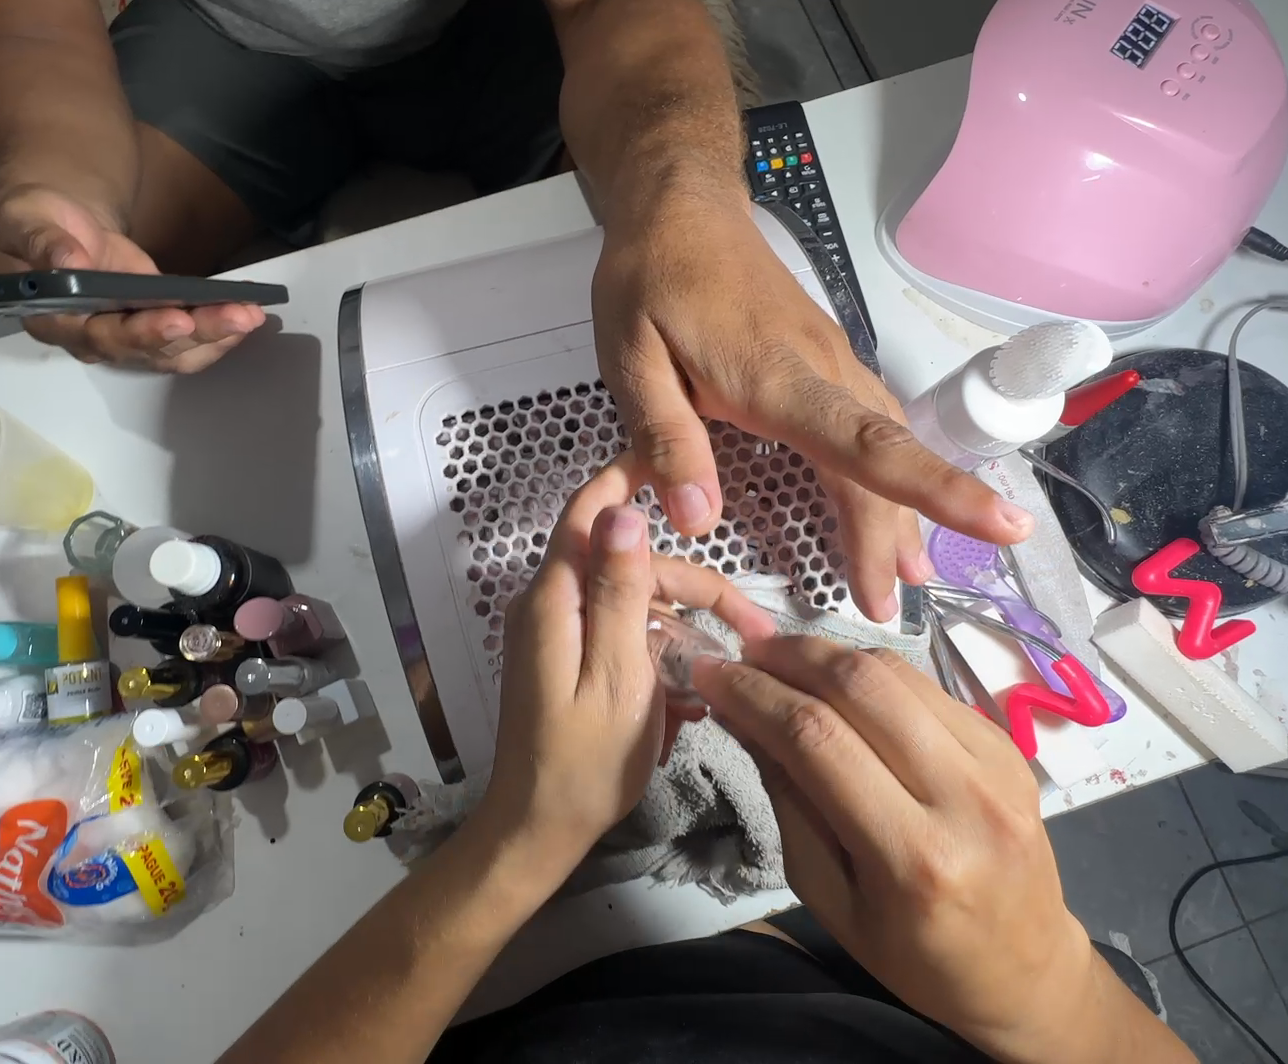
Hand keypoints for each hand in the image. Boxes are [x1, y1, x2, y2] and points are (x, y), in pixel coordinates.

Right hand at [0, 185, 265, 372]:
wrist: (60, 225)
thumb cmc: (36, 221)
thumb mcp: (27, 220)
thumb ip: (43, 241)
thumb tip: (70, 259)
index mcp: (55, 321)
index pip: (103, 337)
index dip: (144, 333)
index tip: (180, 319)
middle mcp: (96, 341)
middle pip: (154, 350)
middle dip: (201, 333)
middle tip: (240, 316)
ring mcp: (130, 339)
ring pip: (180, 350)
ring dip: (219, 335)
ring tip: (252, 314)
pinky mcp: (156, 329)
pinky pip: (192, 339)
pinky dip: (221, 329)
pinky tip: (247, 312)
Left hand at [482, 457, 775, 860]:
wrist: (537, 829)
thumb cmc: (582, 763)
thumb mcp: (615, 675)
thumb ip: (617, 592)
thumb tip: (621, 508)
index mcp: (555, 600)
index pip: (589, 512)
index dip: (629, 477)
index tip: (676, 457)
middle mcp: (551, 603)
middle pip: (627, 563)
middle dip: (689, 584)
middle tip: (750, 626)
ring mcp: (558, 631)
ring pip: (631, 599)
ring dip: (681, 623)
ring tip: (730, 668)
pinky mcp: (570, 656)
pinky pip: (621, 632)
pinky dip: (658, 649)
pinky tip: (691, 691)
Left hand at [590, 196, 1033, 620]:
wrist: (679, 208)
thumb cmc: (649, 284)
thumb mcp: (632, 362)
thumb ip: (667, 438)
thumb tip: (698, 521)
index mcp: (776, 379)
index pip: (869, 442)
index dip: (933, 490)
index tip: (1000, 529)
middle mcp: (821, 371)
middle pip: (878, 459)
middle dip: (899, 534)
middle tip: (892, 608)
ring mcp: (828, 360)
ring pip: (881, 440)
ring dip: (900, 508)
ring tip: (910, 570)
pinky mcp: (820, 356)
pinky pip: (867, 419)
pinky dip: (884, 467)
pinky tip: (882, 495)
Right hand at [697, 637, 1133, 1062]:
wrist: (1026, 972)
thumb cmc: (912, 952)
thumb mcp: (826, 893)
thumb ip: (786, 798)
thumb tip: (742, 716)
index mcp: (913, 857)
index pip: (816, 740)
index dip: (753, 695)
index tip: (710, 673)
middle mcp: (965, 799)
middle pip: (860, 686)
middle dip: (787, 656)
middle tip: (742, 652)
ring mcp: (997, 764)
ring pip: (893, 671)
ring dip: (824, 652)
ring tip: (778, 656)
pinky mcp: (1008, 743)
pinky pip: (922, 683)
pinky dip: (865, 669)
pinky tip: (833, 677)